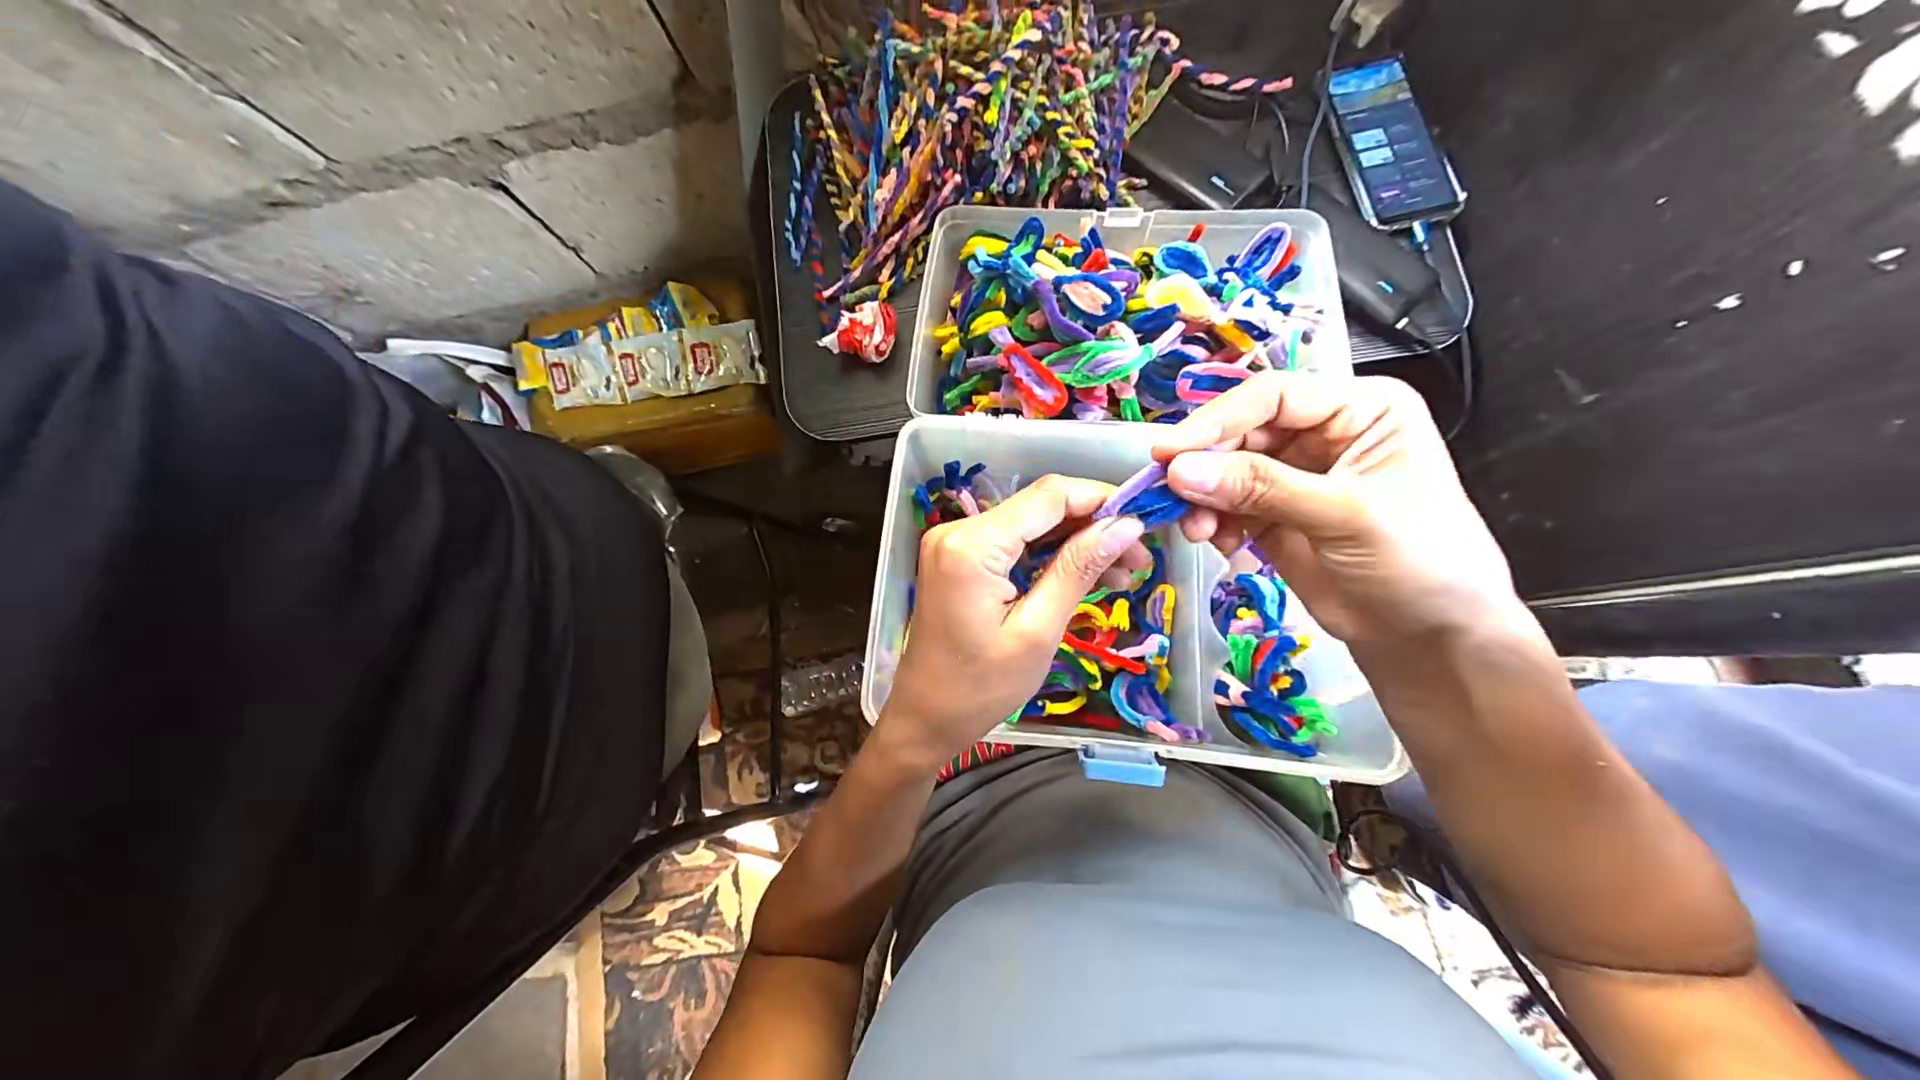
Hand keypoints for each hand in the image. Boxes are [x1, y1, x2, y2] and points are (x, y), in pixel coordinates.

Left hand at [876, 476, 1149, 772]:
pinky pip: (1013, 544)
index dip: (1101, 499)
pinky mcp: (959, 559)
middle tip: (1139, 558)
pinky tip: (1085, 574)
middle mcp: (958, 531)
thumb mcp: (1038, 632)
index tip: (1145, 520)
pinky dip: (1049, 556)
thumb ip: (1078, 570)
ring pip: (1031, 524)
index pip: (1049, 495)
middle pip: (1040, 507)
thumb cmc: (979, 688)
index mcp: (973, 546)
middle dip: (1094, 525)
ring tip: (1121, 573)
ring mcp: (955, 543)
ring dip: (1076, 542)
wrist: (925, 717)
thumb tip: (1125, 527)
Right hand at [1153, 372, 1531, 650]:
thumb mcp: (1344, 515)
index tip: (1169, 453)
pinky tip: (1221, 543)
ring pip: (1225, 470)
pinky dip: (1213, 522)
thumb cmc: (1418, 562)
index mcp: (1359, 409)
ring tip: (1199, 531)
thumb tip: (1181, 471)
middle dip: (1206, 466)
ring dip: (1203, 498)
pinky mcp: (1272, 514)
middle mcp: (1322, 433)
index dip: (1217, 421)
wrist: (1429, 637)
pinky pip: (1226, 506)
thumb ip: (1261, 488)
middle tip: (1170, 496)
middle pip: (1240, 433)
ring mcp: (1294, 475)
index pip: (1273, 398)